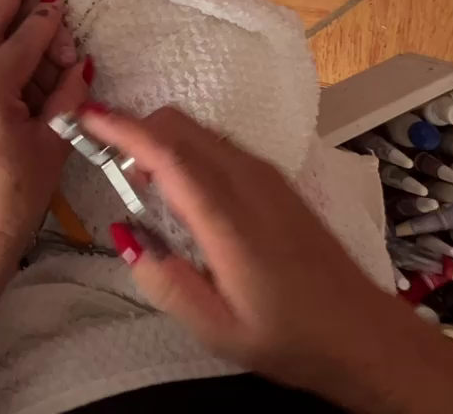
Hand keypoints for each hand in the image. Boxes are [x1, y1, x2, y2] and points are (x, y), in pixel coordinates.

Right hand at [78, 105, 395, 389]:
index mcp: (229, 219)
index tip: (86, 115)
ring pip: (195, 128)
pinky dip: (183, 147)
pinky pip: (214, 141)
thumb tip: (124, 232)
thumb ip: (164, 281)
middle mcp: (247, 181)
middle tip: (113, 167)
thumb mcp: (217, 330)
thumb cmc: (290, 336)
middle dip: (135, 129)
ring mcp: (263, 172)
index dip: (122, 128)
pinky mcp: (272, 175)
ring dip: (159, 138)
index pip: (168, 153)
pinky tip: (183, 189)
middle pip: (178, 124)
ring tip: (145, 184)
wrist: (366, 333)